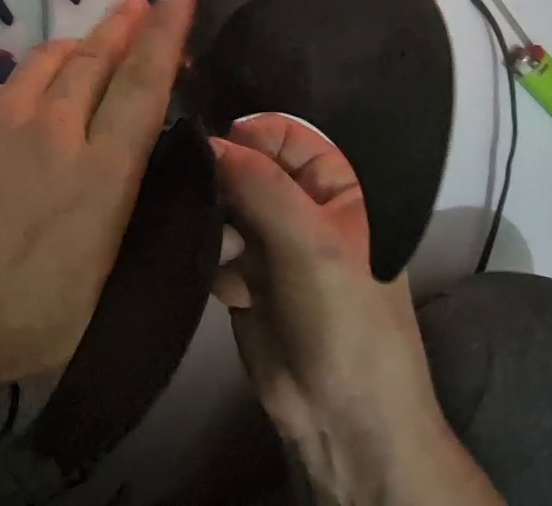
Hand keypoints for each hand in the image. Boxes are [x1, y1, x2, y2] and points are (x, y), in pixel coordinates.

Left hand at [0, 0, 194, 383]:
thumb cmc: (11, 316)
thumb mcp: (98, 301)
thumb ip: (137, 239)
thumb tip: (173, 208)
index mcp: (98, 174)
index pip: (143, 85)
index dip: (167, 35)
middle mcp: (52, 127)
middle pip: (97, 57)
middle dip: (126, 24)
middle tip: (144, 4)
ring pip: (50, 59)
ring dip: (80, 47)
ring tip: (93, 46)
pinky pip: (5, 84)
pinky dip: (28, 85)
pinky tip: (24, 106)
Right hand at [214, 115, 482, 502]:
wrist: (341, 418)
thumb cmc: (345, 320)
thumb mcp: (312, 243)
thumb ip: (260, 184)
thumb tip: (206, 140)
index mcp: (338, 187)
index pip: (284, 133)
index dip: (248, 136)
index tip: (212, 149)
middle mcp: (302, 206)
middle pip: (245, 166)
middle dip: (222, 184)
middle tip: (209, 206)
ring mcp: (271, 241)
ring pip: (222, 205)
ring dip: (217, 228)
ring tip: (231, 260)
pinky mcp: (243, 274)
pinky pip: (213, 244)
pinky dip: (216, 262)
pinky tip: (232, 292)